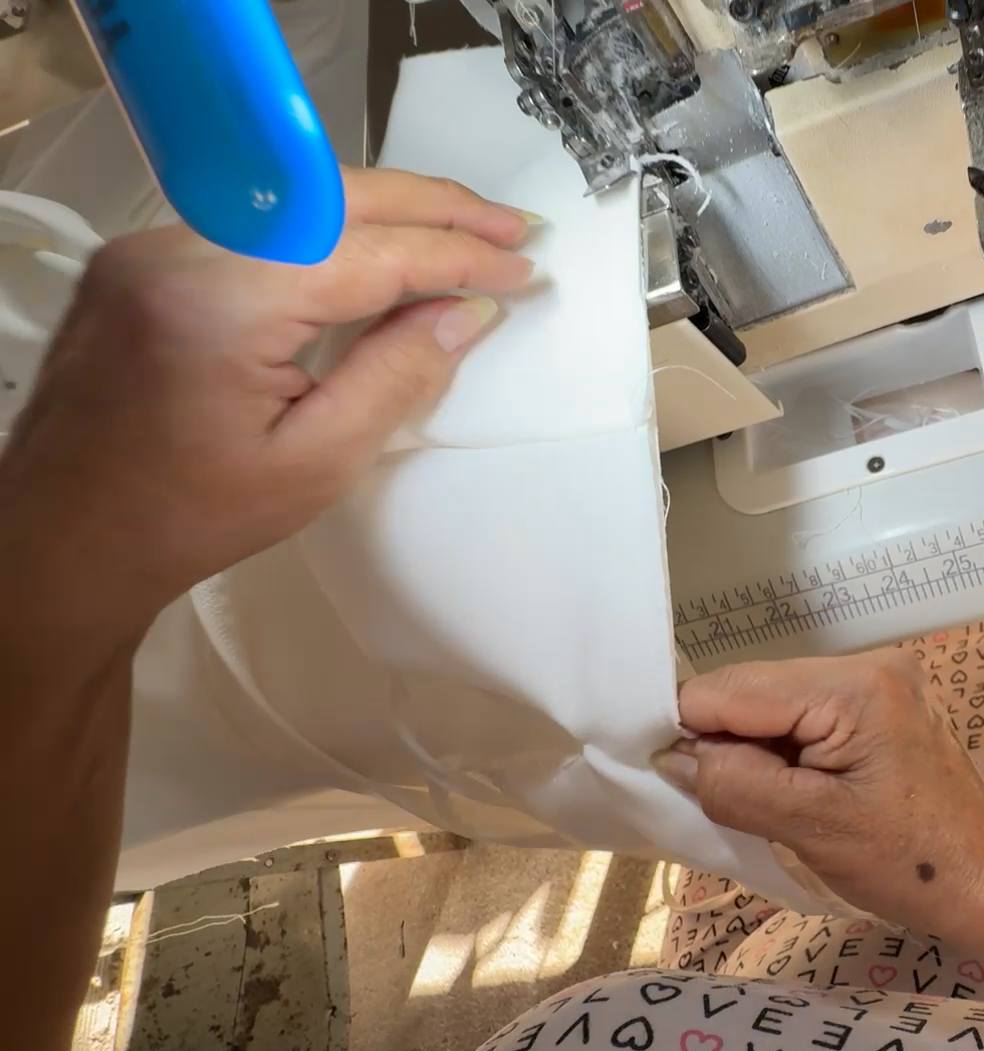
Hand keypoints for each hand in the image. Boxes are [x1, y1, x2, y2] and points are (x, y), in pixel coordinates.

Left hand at [0, 169, 533, 642]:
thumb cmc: (200, 510)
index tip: (523, 267)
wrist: (70, 530)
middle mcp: (177, 252)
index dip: (457, 255)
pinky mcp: (158, 263)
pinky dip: (349, 229)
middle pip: (332, 198)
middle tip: (513, 224)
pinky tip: (395, 248)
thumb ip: (402, 372)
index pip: (369, 252)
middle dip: (435, 205)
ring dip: (396, 209)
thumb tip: (470, 310)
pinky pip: (274, 226)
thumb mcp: (326, 454)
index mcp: (219, 304)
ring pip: (303, 201)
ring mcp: (158, 249)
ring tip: (470, 228)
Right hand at [665, 650, 983, 938]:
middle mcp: (870, 663)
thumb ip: (734, 782)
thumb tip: (675, 754)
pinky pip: (809, 711)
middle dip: (727, 738)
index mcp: (855, 686)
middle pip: (756, 687)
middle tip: (726, 798)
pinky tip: (794, 785)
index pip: (735, 687)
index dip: (690, 726)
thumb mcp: (810, 827)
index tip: (666, 771)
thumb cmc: (910, 864)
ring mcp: (881, 678)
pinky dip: (787, 745)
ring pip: (778, 700)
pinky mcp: (884, 700)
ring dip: (756, 744)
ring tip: (771, 799)